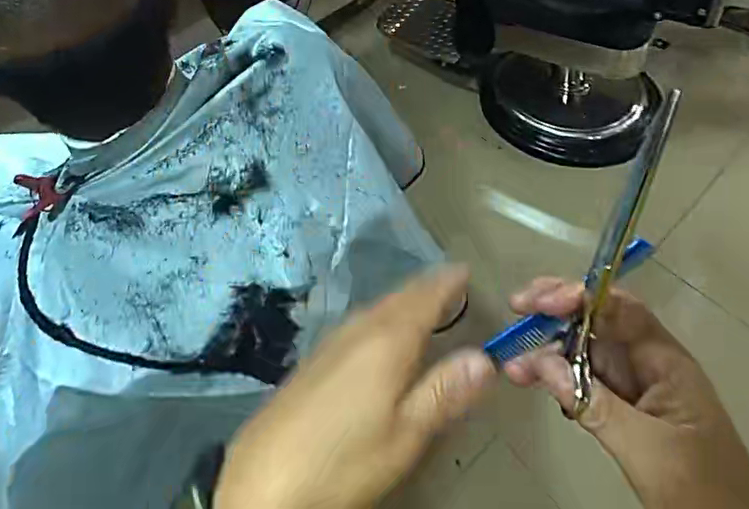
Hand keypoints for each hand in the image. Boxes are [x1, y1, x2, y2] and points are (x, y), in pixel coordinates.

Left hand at [216, 266, 492, 508]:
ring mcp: (333, 340)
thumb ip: (444, 392)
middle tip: (451, 282)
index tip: (466, 269)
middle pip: (400, 296)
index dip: (447, 282)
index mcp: (388, 339)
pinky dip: (383, 315)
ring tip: (423, 302)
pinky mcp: (315, 357)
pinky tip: (381, 333)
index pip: (425, 297)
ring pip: (378, 307)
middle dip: (427, 288)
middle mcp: (360, 327)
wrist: (263, 479)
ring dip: (404, 300)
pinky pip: (361, 320)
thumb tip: (485, 357)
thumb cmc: (345, 458)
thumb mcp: (404, 435)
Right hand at [502, 279, 748, 508]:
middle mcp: (650, 363)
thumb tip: (540, 363)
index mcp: (665, 359)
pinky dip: (562, 378)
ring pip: (590, 351)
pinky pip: (590, 381)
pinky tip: (537, 381)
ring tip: (515, 359)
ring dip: (552, 349)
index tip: (539, 301)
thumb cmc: (702, 489)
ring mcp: (640, 388)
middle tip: (517, 308)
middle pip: (599, 321)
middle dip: (558, 311)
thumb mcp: (647, 449)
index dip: (578, 295)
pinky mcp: (630, 414)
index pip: (618, 308)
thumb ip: (593, 403)